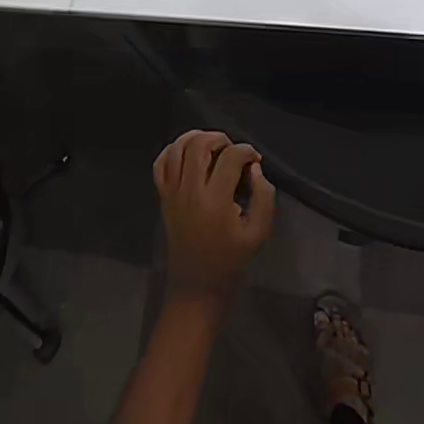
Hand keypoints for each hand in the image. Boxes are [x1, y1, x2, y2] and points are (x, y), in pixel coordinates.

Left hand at [153, 130, 275, 306]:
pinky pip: (160, 163)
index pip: (230, 158)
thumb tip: (254, 169)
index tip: (255, 159)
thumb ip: (263, 197)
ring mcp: (172, 192)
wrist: (197, 285)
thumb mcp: (259, 233)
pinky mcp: (162, 197)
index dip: (246, 151)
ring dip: (196, 138)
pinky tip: (186, 151)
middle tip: (233, 150)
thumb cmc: (231, 261)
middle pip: (199, 145)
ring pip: (177, 148)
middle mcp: (189, 190)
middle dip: (219, 138)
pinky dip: (172, 150)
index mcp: (215, 200)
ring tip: (213, 145)